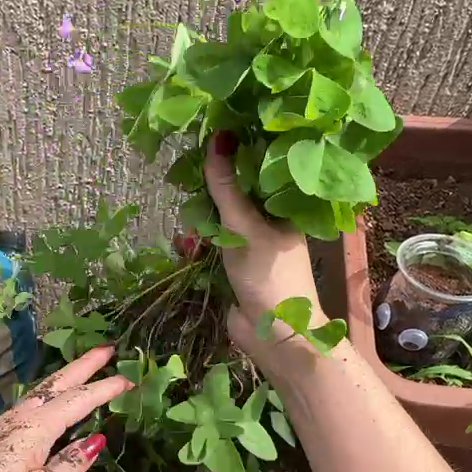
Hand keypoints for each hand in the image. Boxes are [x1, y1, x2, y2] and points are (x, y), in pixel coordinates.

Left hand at [0, 345, 129, 471]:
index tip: (131, 379)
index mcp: (33, 430)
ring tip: (87, 369)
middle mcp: (18, 421)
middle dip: (83, 367)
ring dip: (65, 379)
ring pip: (41, 394)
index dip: (104, 390)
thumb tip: (96, 440)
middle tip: (109, 349)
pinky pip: (31, 407)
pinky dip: (51, 397)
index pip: (77, 402)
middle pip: (55, 386)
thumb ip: (69, 465)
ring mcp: (3, 429)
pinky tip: (54, 404)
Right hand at [205, 130, 324, 321]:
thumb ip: (226, 187)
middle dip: (208, 193)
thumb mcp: (244, 227)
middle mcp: (270, 219)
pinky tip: (187, 249)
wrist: (274, 335)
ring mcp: (252, 242)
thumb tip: (216, 136)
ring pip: (219, 219)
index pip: (259, 166)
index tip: (206, 136)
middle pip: (234, 192)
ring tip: (188, 231)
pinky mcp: (235, 264)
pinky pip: (212, 244)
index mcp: (285, 204)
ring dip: (199, 223)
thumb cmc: (269, 276)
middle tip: (186, 185)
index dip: (234, 151)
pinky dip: (198, 245)